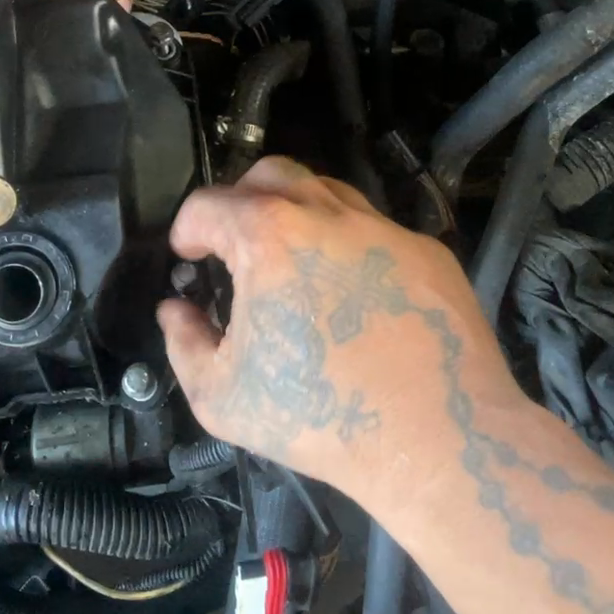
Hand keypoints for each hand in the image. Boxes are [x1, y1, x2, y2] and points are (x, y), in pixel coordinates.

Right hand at [157, 157, 510, 502]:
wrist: (438, 439)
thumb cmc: (319, 417)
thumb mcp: (221, 396)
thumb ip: (183, 342)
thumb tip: (175, 310)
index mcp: (268, 236)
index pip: (207, 205)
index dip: (186, 229)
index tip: (187, 255)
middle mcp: (325, 213)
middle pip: (269, 173)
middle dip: (239, 200)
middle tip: (234, 242)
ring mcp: (382, 228)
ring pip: (326, 192)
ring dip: (296, 213)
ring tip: (293, 261)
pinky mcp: (425, 251)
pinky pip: (374, 231)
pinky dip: (349, 246)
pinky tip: (353, 294)